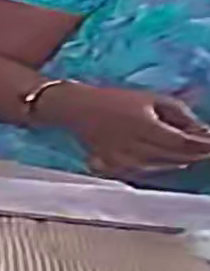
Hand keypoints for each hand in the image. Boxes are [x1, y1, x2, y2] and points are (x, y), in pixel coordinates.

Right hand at [36, 83, 209, 176]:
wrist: (74, 107)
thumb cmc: (116, 100)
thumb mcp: (155, 100)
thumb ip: (181, 116)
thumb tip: (202, 131)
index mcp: (143, 126)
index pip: (181, 142)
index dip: (204, 144)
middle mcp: (126, 143)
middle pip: (167, 156)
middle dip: (192, 155)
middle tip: (206, 151)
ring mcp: (110, 153)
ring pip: (147, 166)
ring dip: (170, 164)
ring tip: (184, 160)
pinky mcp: (99, 158)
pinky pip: (122, 170)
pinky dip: (139, 171)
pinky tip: (151, 167)